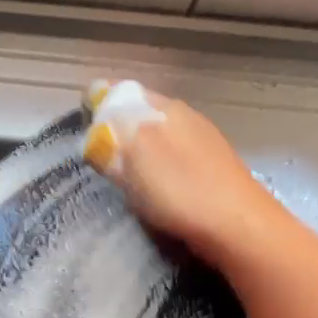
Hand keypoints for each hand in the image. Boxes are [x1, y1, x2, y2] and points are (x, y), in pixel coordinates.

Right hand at [81, 80, 287, 260]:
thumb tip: (97, 127)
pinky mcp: (211, 170)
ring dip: (136, 148)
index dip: (98, 103)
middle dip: (116, 127)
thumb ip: (112, 136)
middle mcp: (186, 117)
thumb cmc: (180, 190)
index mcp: (165, 107)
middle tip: (94, 152)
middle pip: (141, 113)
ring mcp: (202, 143)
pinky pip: (172, 158)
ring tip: (118, 172)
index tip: (80, 124)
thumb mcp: (134, 157)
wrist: (237, 226)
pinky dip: (155, 167)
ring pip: (158, 135)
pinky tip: (152, 187)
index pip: (122, 91)